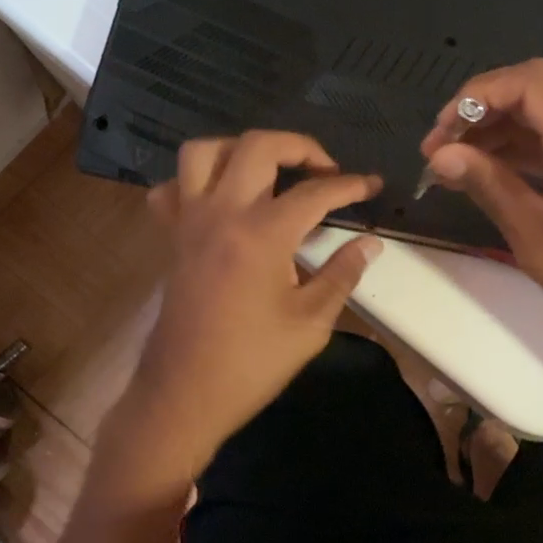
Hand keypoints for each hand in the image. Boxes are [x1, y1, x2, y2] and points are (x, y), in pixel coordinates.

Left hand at [111, 131, 382, 485]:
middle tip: (325, 171)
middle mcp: (222, 213)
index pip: (315, 192)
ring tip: (270, 172)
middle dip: (300, 147)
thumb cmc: (252, 363)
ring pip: (204, 152)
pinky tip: (219, 201)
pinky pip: (171, 190)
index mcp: (262, 234)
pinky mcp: (170, 239)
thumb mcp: (311, 324)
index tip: (372, 186)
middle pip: (259, 146)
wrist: (183, 396)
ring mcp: (189, 222)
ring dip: (241, 149)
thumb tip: (369, 244)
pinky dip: (193, 184)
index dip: (351, 185)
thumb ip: (341, 275)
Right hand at [419, 59, 542, 363]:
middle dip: (481, 114)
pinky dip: (525, 150)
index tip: (441, 133)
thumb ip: (489, 186)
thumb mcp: (537, 237)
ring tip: (455, 166)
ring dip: (500, 133)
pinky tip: (493, 175)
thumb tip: (441, 156)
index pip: (528, 82)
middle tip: (439, 153)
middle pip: (534, 93)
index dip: (477, 96)